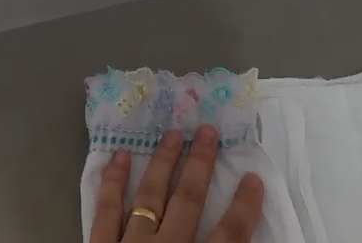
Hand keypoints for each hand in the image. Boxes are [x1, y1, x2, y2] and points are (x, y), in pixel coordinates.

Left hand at [90, 125, 264, 242]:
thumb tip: (242, 241)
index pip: (229, 237)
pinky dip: (113, 182)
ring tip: (173, 134)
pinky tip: (121, 157)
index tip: (254, 178)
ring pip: (149, 196)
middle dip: (200, 164)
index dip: (244, 207)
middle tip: (208, 130)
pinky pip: (106, 211)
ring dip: (163, 162)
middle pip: (188, 202)